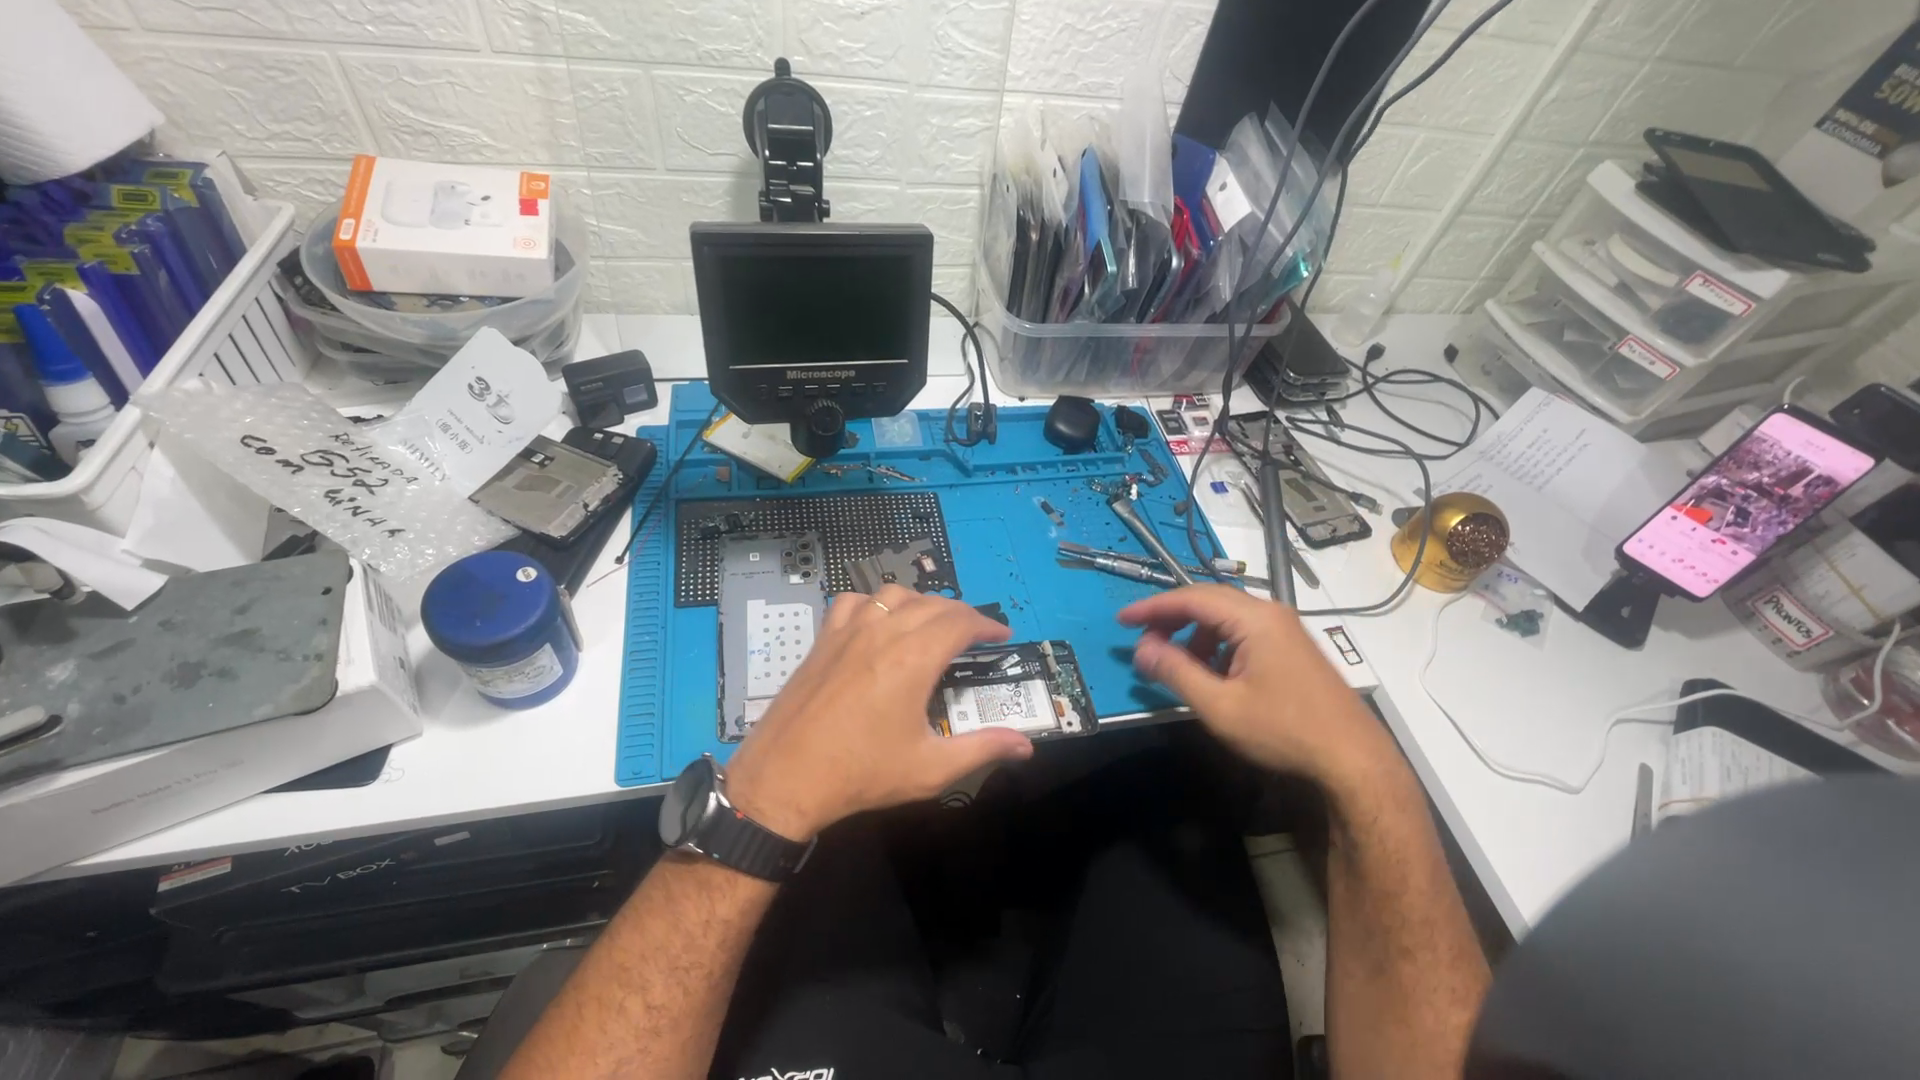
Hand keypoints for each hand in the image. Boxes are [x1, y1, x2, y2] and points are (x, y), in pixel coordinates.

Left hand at [724, 585, 1034, 839]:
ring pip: (892, 594)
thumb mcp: (930, 769)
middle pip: (932, 604)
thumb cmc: (861, 773)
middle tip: (975, 635)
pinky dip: (873, 603)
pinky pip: (852, 602)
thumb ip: (982, 749)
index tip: (1002, 636)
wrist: (785, 777)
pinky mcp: (822, 640)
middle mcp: (882, 632)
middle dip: (961, 614)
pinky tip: (876, 623)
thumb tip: (1025, 745)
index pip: (961, 622)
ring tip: (931, 624)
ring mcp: (847, 631)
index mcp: (913, 658)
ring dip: (920, 602)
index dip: (987, 625)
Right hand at [1119, 585, 1399, 789]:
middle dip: (1171, 617)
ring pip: (1228, 617)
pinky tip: (1211, 673)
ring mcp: (1286, 629)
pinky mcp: (1293, 648)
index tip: (1122, 621)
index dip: (1153, 608)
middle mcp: (1271, 613)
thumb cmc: (1283, 731)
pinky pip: (1244, 632)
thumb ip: (1177, 673)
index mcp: (1254, 619)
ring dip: (1195, 633)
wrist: (1352, 758)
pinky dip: (1218, 644)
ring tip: (1175, 662)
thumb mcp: (1220, 706)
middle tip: (1142, 638)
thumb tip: (1141, 649)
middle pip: (1210, 600)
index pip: (1192, 598)